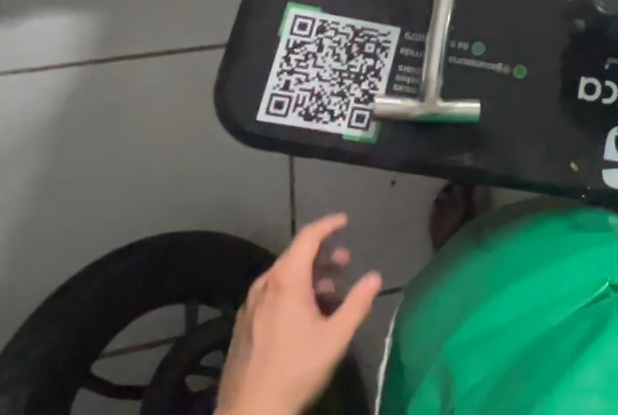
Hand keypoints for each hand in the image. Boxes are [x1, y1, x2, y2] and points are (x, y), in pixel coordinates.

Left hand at [217, 214, 381, 414]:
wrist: (249, 414)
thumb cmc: (296, 370)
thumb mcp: (336, 337)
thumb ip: (357, 303)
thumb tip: (374, 277)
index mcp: (286, 282)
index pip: (307, 238)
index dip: (328, 225)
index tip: (345, 221)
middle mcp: (264, 286)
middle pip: (295, 256)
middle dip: (322, 254)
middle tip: (345, 262)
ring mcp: (250, 306)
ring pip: (282, 277)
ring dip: (308, 275)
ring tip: (329, 291)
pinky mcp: (242, 326)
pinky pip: (271, 295)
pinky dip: (291, 291)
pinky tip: (304, 315)